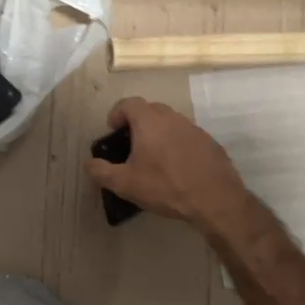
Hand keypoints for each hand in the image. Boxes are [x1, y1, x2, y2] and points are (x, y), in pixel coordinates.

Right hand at [84, 97, 255, 234]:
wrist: (216, 200)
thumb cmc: (165, 187)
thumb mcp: (124, 184)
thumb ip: (100, 171)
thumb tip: (89, 164)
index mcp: (149, 122)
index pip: (129, 103)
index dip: (117, 113)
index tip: (113, 130)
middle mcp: (173, 119)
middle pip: (151, 109)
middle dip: (137, 120)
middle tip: (131, 142)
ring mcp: (195, 130)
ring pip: (171, 122)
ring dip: (159, 132)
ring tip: (154, 156)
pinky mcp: (210, 143)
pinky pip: (187, 135)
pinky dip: (177, 143)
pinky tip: (177, 167)